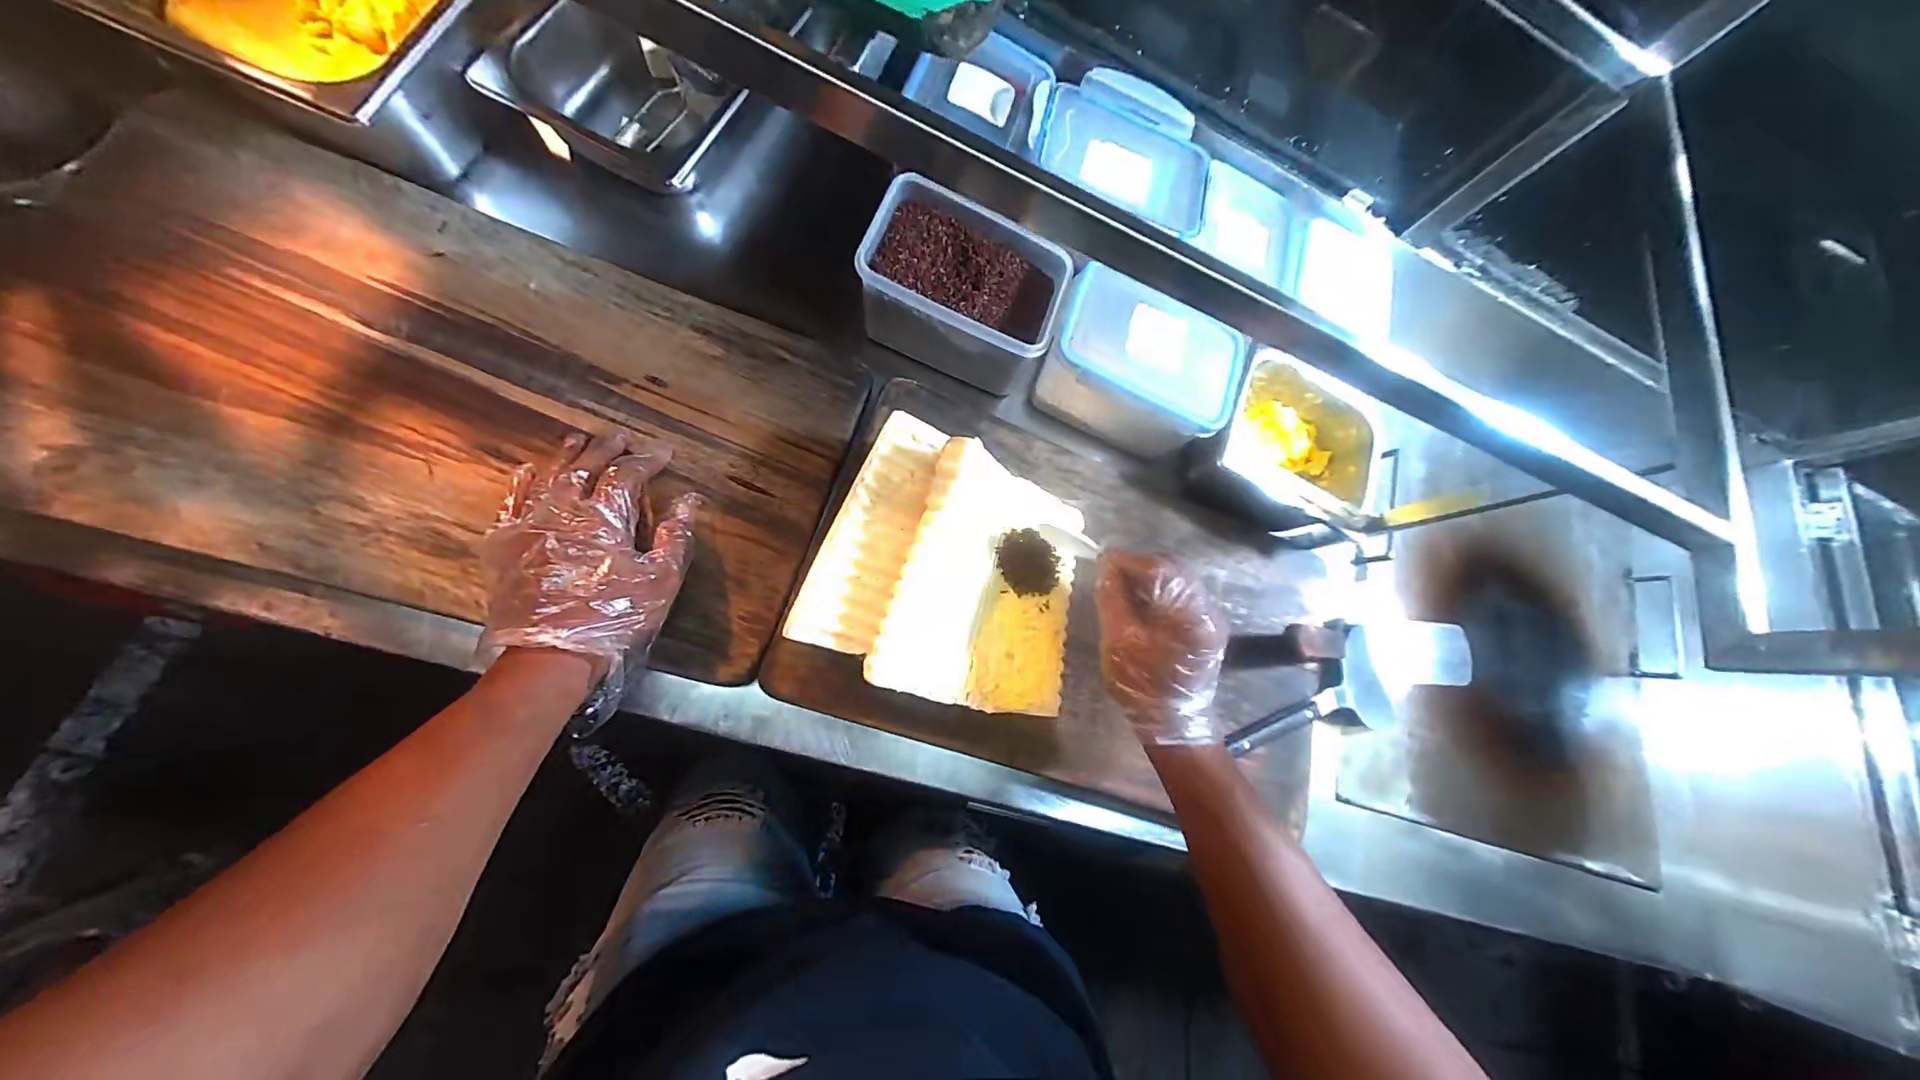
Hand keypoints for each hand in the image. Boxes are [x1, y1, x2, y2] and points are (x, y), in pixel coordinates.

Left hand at [477, 431, 703, 700]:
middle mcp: (564, 510)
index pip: (628, 475)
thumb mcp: (660, 580)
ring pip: (548, 476)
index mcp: (604, 518)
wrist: (549, 655)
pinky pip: (512, 502)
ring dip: (566, 455)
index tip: (664, 451)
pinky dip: (522, 483)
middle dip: (607, 448)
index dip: (648, 460)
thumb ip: (675, 537)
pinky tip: (528, 471)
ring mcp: (530, 524)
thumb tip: (690, 501)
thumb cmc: (612, 618)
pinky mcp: (505, 544)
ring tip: (578, 439)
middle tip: (621, 435)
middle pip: (586, 466)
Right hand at [1095, 551, 1228, 744]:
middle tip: (1110, 572)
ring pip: (1176, 583)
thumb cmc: (1142, 686)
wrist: (1173, 726)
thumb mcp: (1118, 642)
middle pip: (1172, 572)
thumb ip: (1113, 600)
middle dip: (1139, 567)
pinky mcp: (1204, 628)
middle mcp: (1208, 611)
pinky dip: (1157, 593)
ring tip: (1120, 586)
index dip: (1129, 560)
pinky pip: (1179, 598)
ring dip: (1147, 580)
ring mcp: (1209, 620)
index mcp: (1191, 615)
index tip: (1103, 560)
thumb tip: (1108, 568)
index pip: (1161, 569)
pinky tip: (1137, 601)